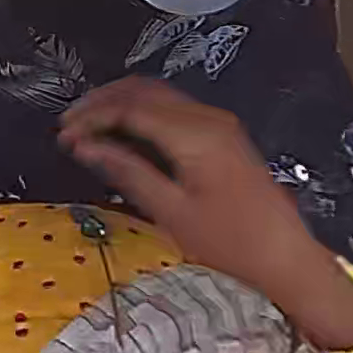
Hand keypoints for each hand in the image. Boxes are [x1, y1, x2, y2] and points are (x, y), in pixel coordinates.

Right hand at [58, 77, 352, 351]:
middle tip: (67, 126)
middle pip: (141, 90)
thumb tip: (81, 147)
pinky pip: (169, 107)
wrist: (290, 262)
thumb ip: (125, 171)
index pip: (129, 108)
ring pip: (155, 94)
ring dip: (117, 103)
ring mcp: (215, 121)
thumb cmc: (230, 245)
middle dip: (99, 102)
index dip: (91, 118)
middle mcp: (206, 116)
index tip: (62, 136)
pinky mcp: (219, 132)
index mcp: (195, 133)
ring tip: (85, 125)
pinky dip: (138, 111)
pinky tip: (120, 130)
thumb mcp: (171, 212)